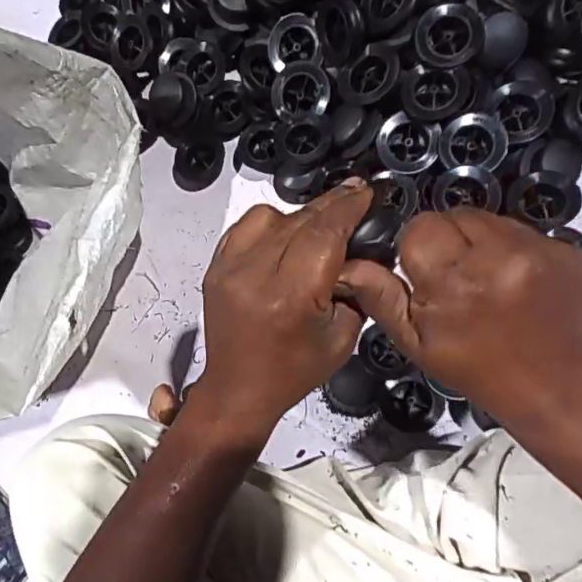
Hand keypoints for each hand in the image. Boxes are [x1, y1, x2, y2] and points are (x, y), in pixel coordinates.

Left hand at [190, 183, 376, 441]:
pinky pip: (246, 227)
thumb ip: (353, 288)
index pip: (324, 232)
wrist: (239, 389)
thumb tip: (358, 250)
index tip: (366, 192)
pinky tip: (285, 238)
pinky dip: (270, 225)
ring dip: (301, 215)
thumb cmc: (291, 372)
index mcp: (290, 297)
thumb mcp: (341, 337)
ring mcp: (230, 269)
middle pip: (300, 219)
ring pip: (271, 216)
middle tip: (353, 196)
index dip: (348, 206)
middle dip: (331, 205)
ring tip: (318, 227)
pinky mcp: (216, 268)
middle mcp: (255, 277)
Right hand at [339, 208, 581, 427]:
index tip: (426, 273)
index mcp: (455, 282)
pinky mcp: (566, 250)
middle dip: (449, 242)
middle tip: (458, 282)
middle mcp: (500, 258)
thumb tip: (350, 266)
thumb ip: (381, 297)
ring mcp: (538, 251)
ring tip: (487, 283)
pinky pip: (525, 230)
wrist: (546, 385)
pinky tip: (514, 283)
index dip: (417, 248)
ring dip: (482, 243)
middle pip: (455, 215)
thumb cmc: (478, 369)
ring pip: (491, 218)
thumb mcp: (415, 342)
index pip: (421, 226)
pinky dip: (514, 250)